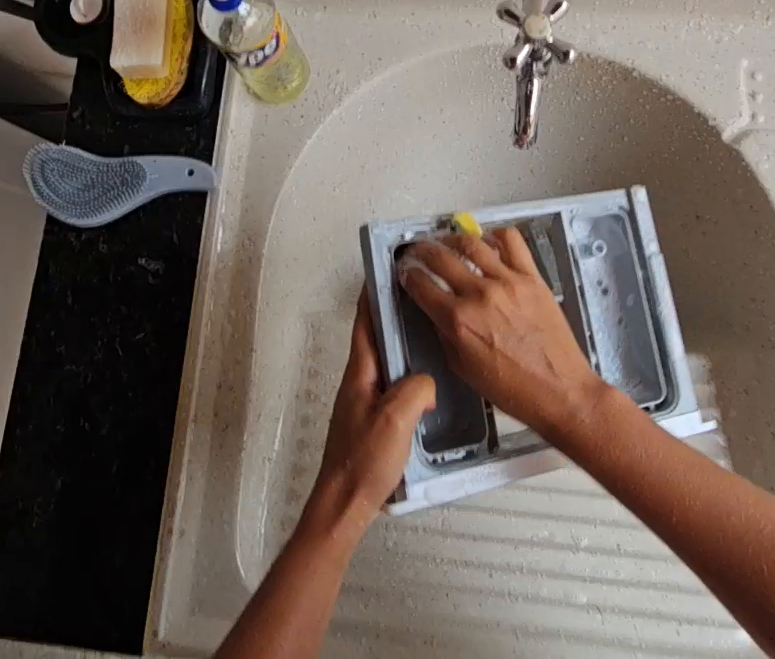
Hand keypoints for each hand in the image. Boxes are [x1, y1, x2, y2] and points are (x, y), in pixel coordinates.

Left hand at [301, 294, 435, 544]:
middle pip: (376, 337)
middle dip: (393, 314)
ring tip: (431, 336)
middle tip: (419, 298)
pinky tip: (430, 385)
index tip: (385, 269)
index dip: (372, 294)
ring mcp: (365, 401)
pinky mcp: (374, 421)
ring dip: (404, 345)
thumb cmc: (362, 463)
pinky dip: (411, 376)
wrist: (343, 505)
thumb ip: (416, 388)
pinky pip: (394, 387)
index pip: (364, 321)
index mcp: (360, 372)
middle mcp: (360, 381)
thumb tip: (428, 382)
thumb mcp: (396, 418)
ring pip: (388, 362)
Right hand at [398, 228, 611, 440]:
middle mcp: (479, 295)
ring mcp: (507, 282)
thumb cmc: (512, 388)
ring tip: (447, 241)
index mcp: (458, 321)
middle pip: (439, 257)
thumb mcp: (462, 368)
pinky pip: (511, 242)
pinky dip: (495, 235)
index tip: (406, 271)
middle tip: (418, 250)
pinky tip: (488, 242)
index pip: (421, 285)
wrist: (559, 390)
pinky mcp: (532, 277)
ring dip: (452, 238)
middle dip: (421, 250)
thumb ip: (445, 334)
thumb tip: (436, 311)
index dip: (407, 275)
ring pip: (471, 242)